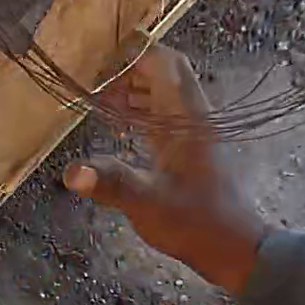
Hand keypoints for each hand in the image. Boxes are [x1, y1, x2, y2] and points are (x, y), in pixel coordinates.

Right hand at [62, 48, 269, 293]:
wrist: (232, 249)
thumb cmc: (194, 222)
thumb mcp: (148, 203)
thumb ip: (111, 183)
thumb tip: (71, 173)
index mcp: (186, 118)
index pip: (163, 62)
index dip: (131, 54)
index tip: (96, 61)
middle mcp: (191, 116)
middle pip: (162, 72)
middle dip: (126, 71)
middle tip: (90, 81)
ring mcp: (191, 131)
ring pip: (161, 93)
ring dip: (131, 91)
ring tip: (96, 101)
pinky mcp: (188, 148)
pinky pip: (161, 115)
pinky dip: (138, 112)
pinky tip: (116, 126)